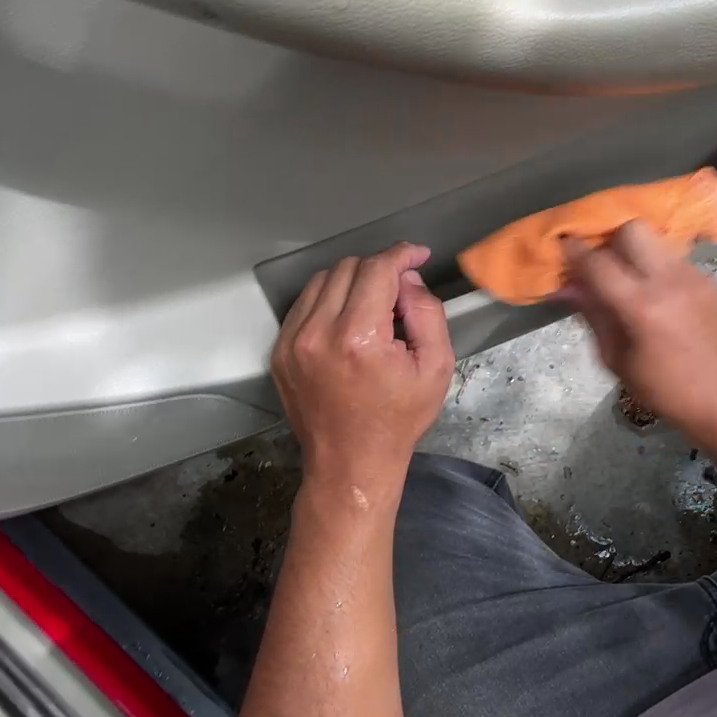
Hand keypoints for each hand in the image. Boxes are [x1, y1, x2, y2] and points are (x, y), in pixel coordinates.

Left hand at [272, 244, 453, 494]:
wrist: (351, 462)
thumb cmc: (398, 418)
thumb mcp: (436, 366)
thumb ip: (427, 313)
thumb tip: (409, 280)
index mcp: (360, 339)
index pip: (377, 269)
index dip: (401, 254)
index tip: (418, 255)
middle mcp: (318, 334)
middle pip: (348, 268)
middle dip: (380, 267)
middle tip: (401, 288)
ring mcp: (292, 343)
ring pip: (323, 280)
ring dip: (353, 280)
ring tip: (375, 304)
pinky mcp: (280, 351)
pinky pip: (305, 303)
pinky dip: (330, 298)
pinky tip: (350, 318)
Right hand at [560, 222, 716, 430]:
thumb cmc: (662, 388)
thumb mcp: (616, 359)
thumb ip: (593, 315)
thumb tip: (568, 285)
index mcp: (642, 307)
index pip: (599, 262)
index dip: (575, 250)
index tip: (562, 244)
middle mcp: (669, 281)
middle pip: (633, 229)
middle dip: (611, 238)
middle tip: (602, 259)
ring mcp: (694, 276)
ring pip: (657, 239)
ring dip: (636, 251)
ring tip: (629, 274)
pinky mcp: (709, 280)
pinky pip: (675, 258)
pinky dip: (658, 267)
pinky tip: (657, 292)